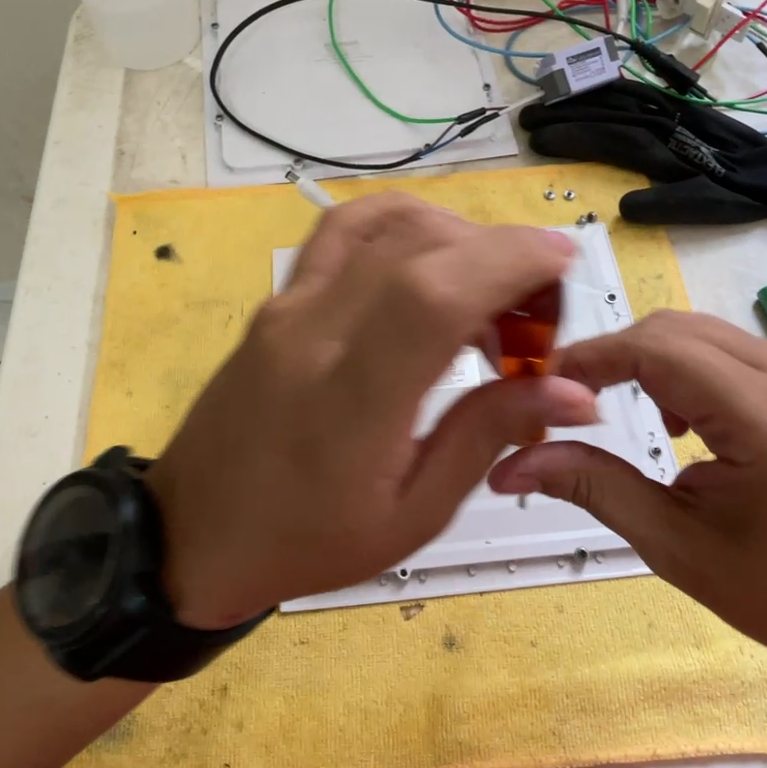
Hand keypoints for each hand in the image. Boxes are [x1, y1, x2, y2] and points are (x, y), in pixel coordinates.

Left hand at [148, 193, 597, 628]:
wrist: (195, 531)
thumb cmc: (308, 542)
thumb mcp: (412, 514)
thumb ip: (486, 435)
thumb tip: (571, 391)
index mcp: (351, 402)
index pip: (432, 295)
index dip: (507, 262)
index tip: (562, 265)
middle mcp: (314, 334)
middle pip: (416, 247)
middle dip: (498, 254)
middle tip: (536, 309)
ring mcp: (286, 307)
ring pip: (381, 225)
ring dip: (454, 236)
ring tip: (489, 290)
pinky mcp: (276, 300)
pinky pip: (340, 232)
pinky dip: (399, 225)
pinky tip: (430, 260)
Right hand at [487, 309, 766, 668]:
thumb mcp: (674, 546)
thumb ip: (591, 487)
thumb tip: (508, 466)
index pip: (658, 351)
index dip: (591, 358)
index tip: (539, 387)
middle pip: (673, 329)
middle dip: (610, 357)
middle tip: (565, 403)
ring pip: (696, 331)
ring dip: (643, 360)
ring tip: (619, 414)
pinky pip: (722, 347)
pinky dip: (679, 368)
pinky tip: (676, 419)